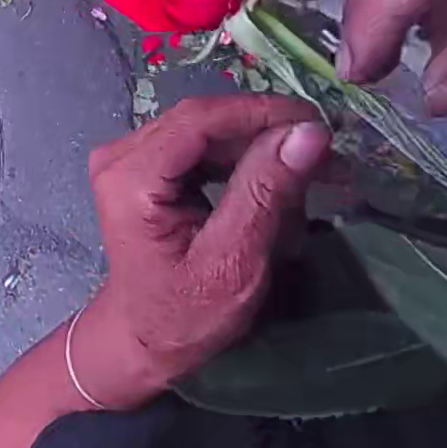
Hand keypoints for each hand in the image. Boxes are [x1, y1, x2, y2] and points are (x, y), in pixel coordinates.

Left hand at [75, 96, 331, 404]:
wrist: (141, 334)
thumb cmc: (184, 313)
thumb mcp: (234, 261)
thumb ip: (265, 193)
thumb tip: (307, 134)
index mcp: (129, 177)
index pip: (197, 120)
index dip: (259, 113)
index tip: (318, 123)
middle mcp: (118, 155)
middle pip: (199, 122)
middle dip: (265, 133)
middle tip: (328, 155)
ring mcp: (124, 158)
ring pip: (202, 131)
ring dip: (256, 147)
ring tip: (309, 172)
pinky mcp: (138, 166)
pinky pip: (194, 147)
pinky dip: (236, 160)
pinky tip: (271, 180)